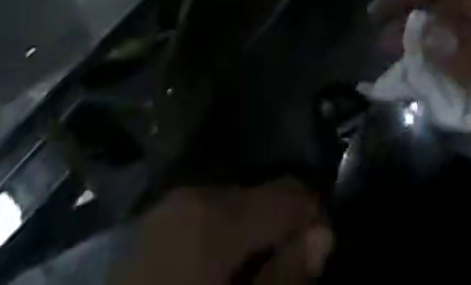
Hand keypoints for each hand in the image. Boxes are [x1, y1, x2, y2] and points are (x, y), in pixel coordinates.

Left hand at [110, 180, 331, 284]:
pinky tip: (223, 283)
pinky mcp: (145, 238)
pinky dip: (222, 249)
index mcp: (215, 213)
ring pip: (231, 212)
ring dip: (252, 243)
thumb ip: (285, 278)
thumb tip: (323, 234)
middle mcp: (191, 197)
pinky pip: (201, 226)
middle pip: (260, 200)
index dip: (315, 222)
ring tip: (257, 281)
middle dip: (281, 234)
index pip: (290, 194)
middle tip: (291, 280)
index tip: (324, 260)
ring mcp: (163, 215)